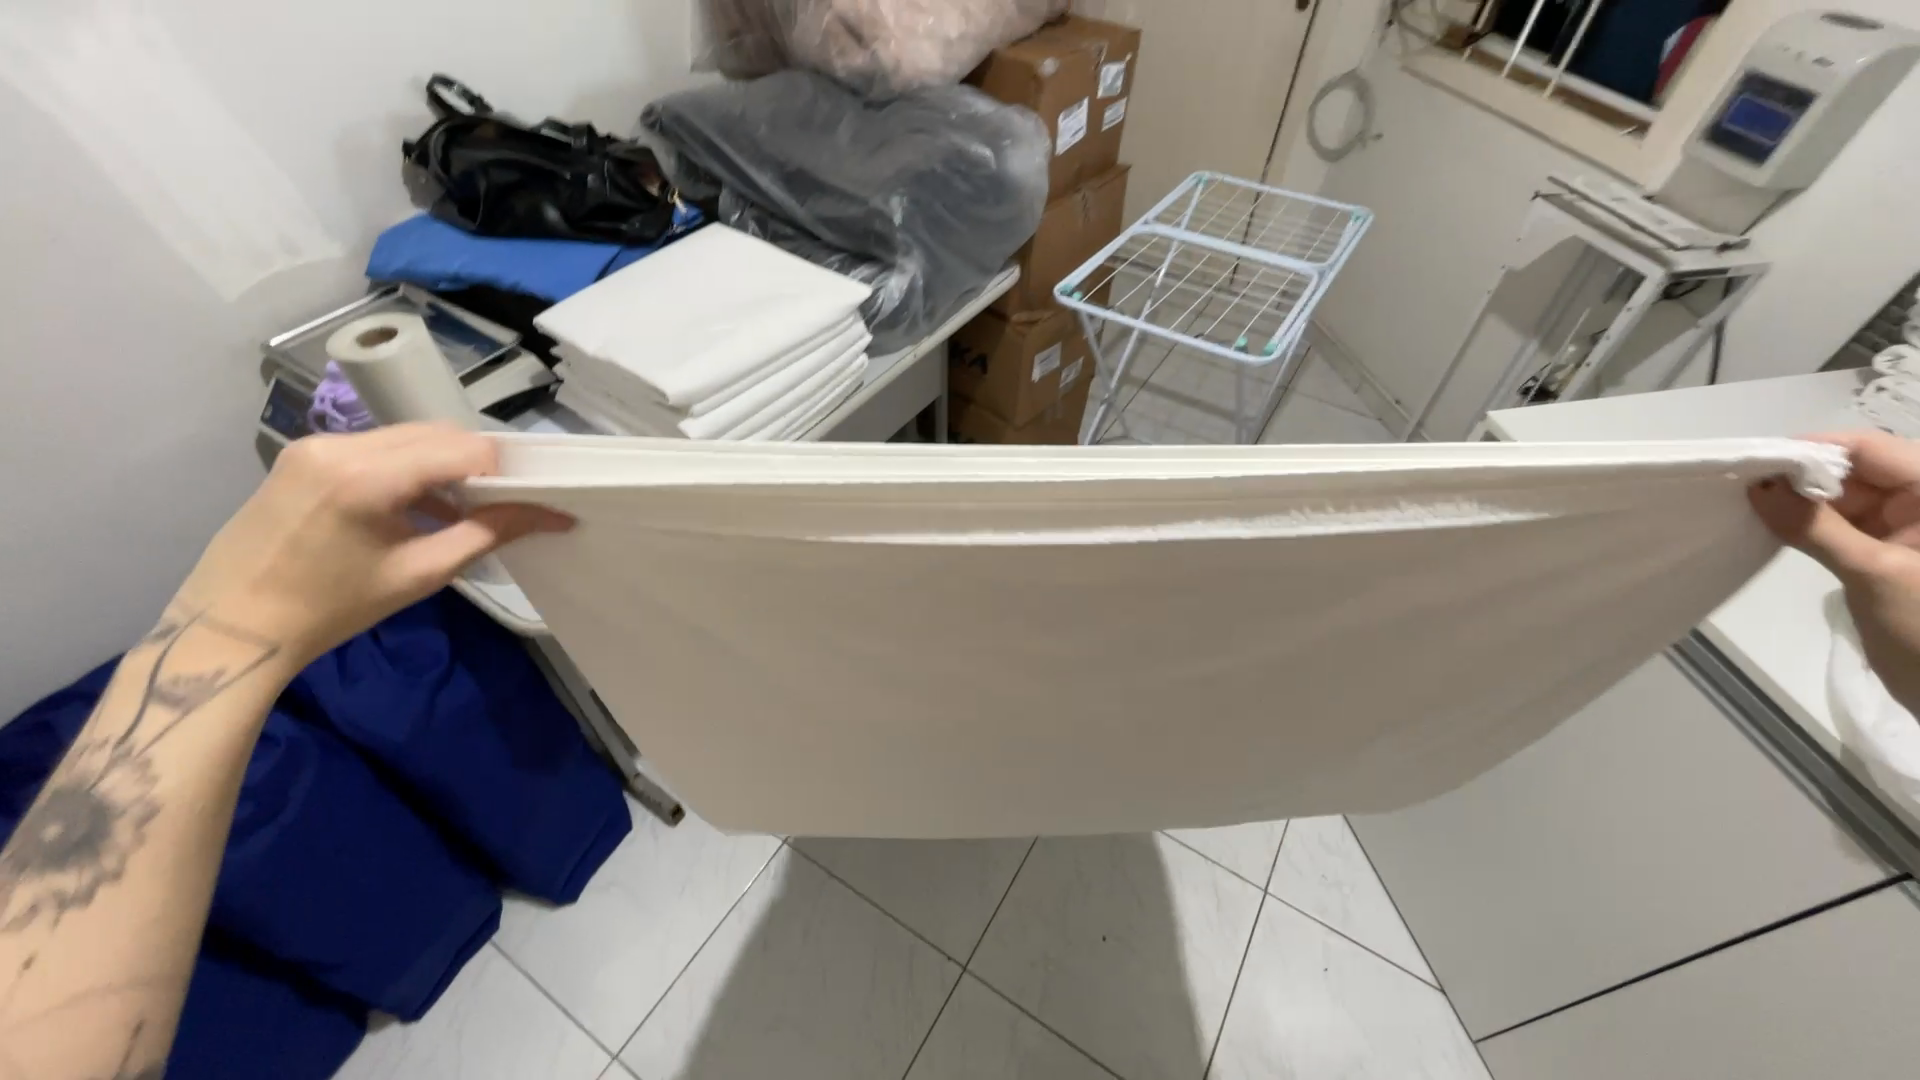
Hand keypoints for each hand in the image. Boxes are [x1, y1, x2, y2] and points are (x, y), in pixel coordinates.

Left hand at [170, 424, 571, 668]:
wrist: (233, 624)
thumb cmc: (334, 606)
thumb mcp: (422, 572)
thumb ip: (490, 533)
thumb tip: (551, 514)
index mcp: (368, 476)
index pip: (465, 448)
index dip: (502, 473)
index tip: (516, 505)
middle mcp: (341, 445)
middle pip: (438, 433)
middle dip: (477, 465)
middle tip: (492, 507)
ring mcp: (316, 445)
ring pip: (409, 436)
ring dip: (444, 464)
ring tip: (454, 510)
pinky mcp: (304, 454)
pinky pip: (378, 447)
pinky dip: (410, 467)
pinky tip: (414, 506)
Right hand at [1750, 430, 1919, 714]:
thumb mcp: (1875, 573)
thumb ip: (1815, 526)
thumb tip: (1758, 485)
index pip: (1873, 448)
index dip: (1815, 449)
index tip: (1755, 463)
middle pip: (1857, 467)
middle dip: (1800, 474)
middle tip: (1740, 485)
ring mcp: (1909, 527)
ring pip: (1844, 494)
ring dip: (1797, 499)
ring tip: (1747, 504)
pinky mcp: (1888, 550)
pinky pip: (1840, 521)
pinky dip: (1805, 521)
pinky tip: (1770, 525)